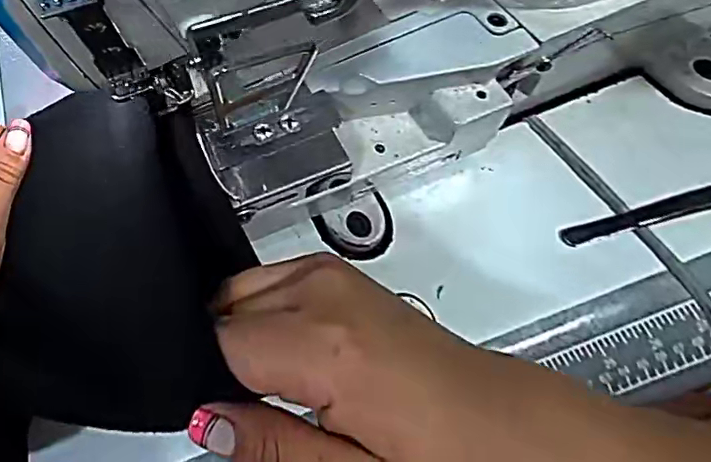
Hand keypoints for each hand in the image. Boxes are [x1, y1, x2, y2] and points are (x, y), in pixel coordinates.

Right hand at [197, 253, 505, 459]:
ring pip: (242, 290)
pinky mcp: (333, 267)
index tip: (235, 420)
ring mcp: (326, 269)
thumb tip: (208, 421)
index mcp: (326, 342)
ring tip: (290, 390)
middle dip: (230, 359)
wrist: (501, 424)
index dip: (217, 385)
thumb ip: (274, 446)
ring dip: (246, 334)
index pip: (224, 341)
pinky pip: (269, 281)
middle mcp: (321, 289)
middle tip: (269, 415)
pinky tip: (297, 357)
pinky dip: (266, 312)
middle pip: (228, 309)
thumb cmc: (449, 457)